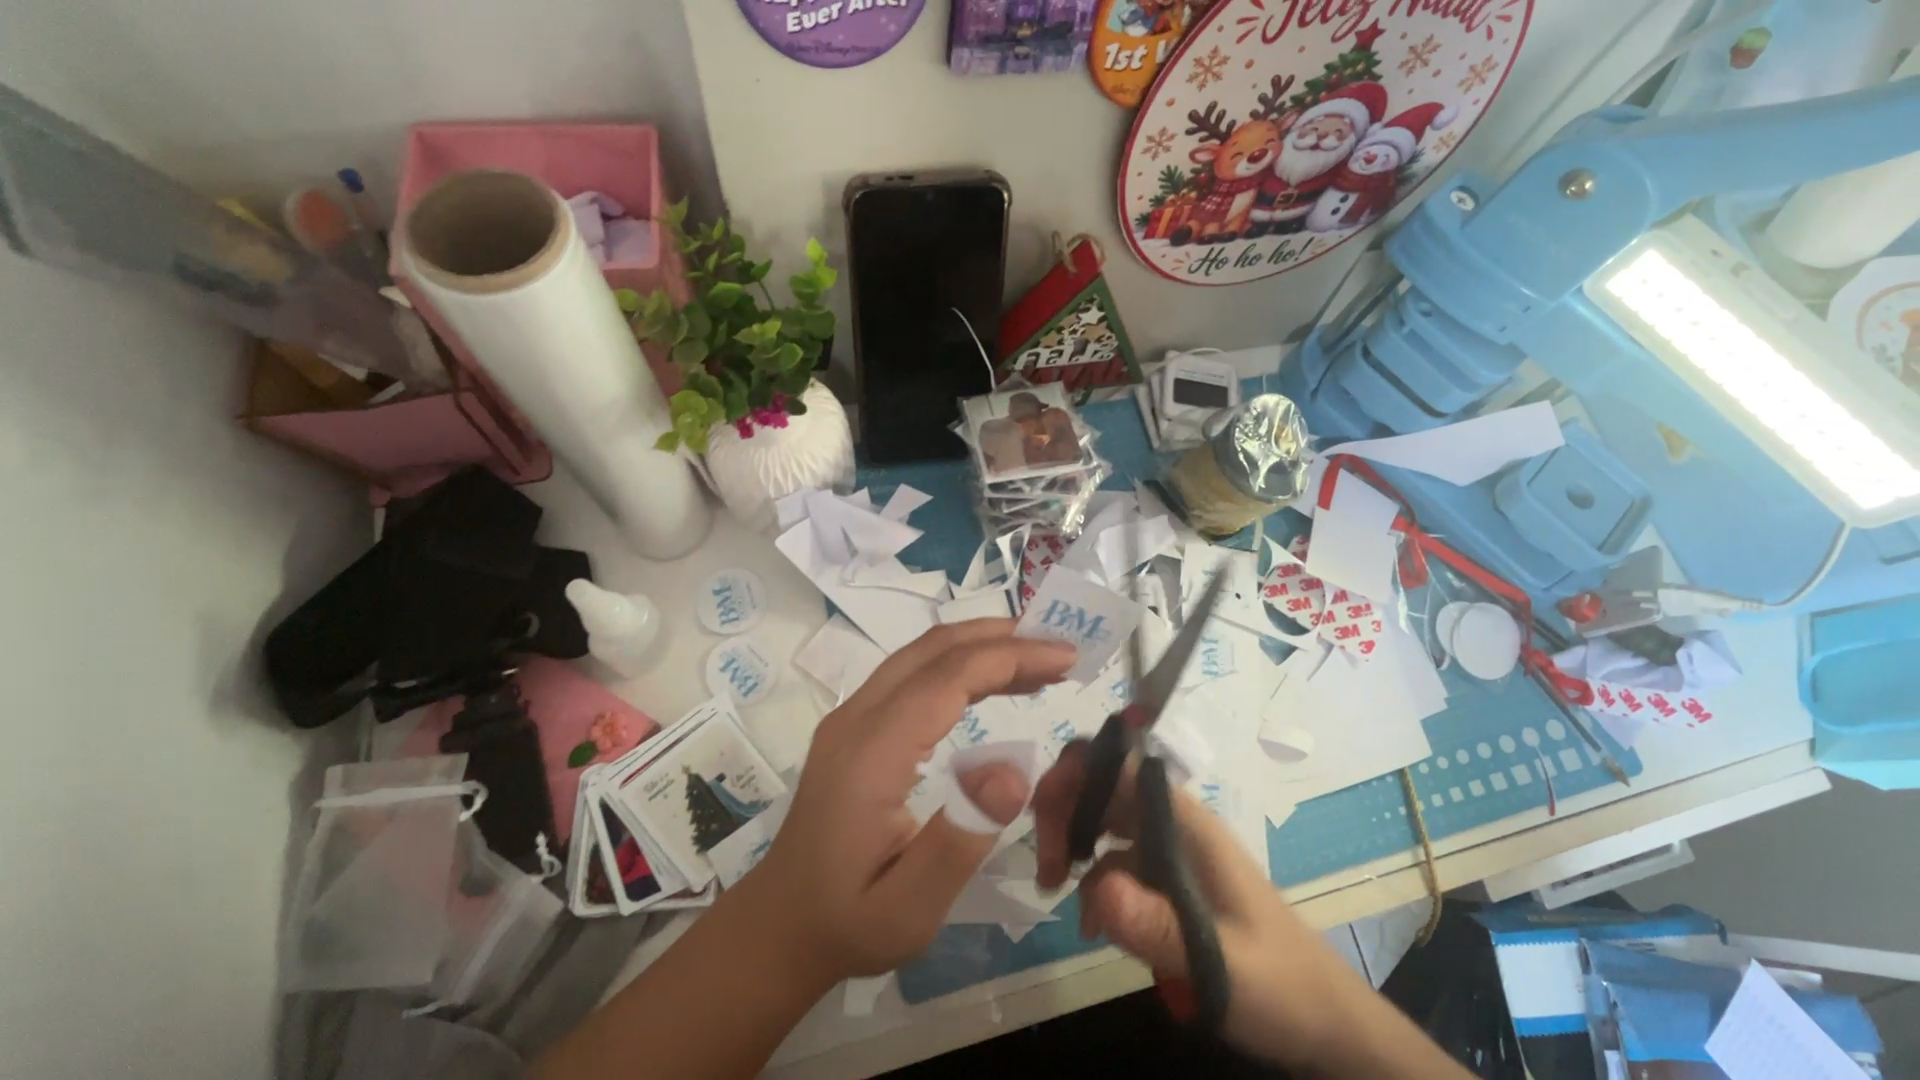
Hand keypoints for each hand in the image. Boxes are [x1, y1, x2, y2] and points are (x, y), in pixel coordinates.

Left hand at [744, 620, 1076, 981]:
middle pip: (932, 650)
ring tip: (1042, 661)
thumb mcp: (910, 907)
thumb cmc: (850, 921)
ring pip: (920, 656)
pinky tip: (993, 684)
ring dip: (981, 648)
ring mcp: (850, 720)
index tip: (1067, 657)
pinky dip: (960, 668)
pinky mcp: (855, 730)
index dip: (1010, 657)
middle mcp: (855, 720)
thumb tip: (1013, 769)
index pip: (947, 677)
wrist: (783, 924)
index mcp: (870, 753)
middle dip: (1002, 638)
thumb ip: (960, 839)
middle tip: (1063, 648)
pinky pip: (911, 677)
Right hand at [1032, 742, 1365, 1070]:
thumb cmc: (1280, 986)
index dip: (1075, 775)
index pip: (1121, 767)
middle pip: (1103, 791)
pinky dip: (1093, 887)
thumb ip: (1156, 926)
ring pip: (1104, 828)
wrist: (1325, 1022)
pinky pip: (1116, 867)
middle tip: (1046, 871)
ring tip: (1058, 898)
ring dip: (1072, 851)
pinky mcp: (1169, 885)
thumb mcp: (1217, 962)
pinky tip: (1090, 926)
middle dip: (1063, 816)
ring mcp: (1172, 855)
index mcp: (1190, 827)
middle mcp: (1177, 829)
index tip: (1043, 821)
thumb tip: (1093, 885)